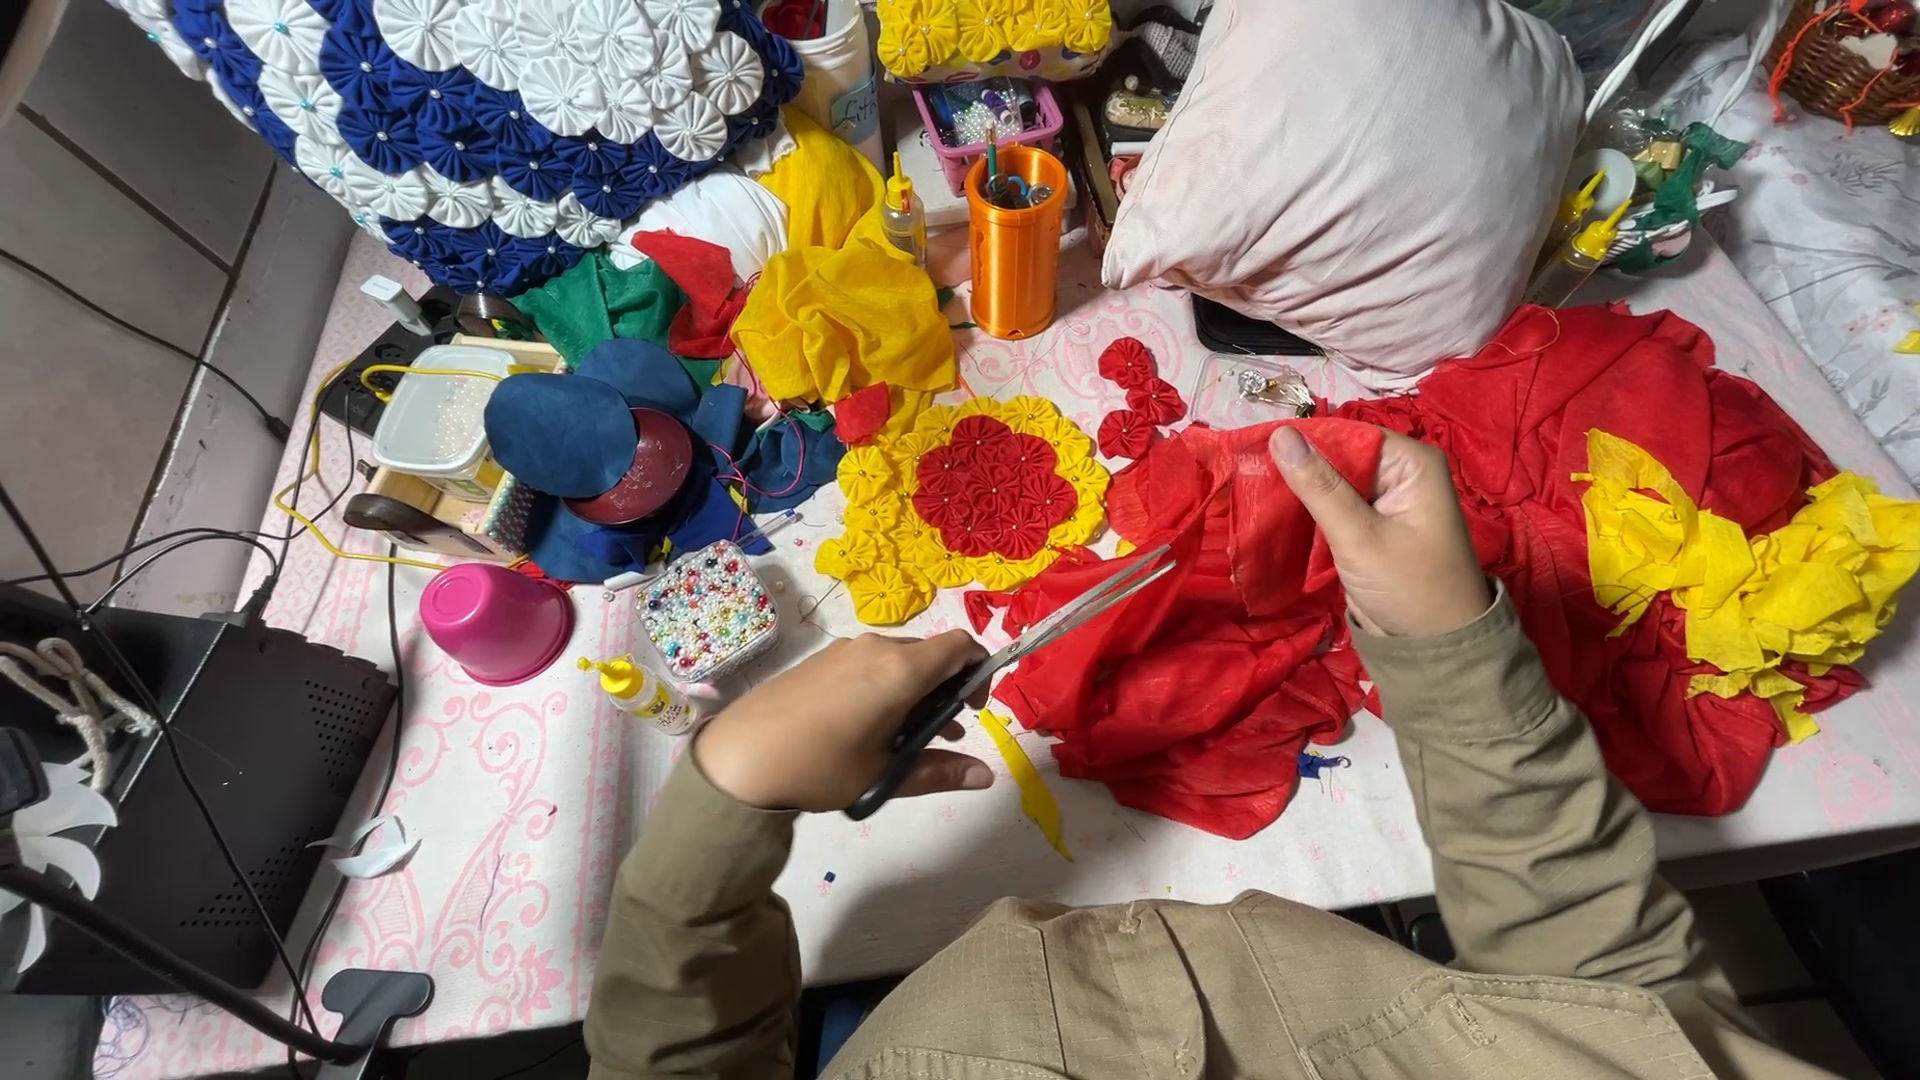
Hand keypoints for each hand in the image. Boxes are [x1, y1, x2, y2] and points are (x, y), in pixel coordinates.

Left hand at [695, 631, 996, 810]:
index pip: (961, 645)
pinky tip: (867, 724)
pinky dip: (886, 684)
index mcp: (901, 670)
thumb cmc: (820, 767)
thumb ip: (940, 772)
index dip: (979, 669)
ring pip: (900, 659)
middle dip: (946, 687)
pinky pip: (871, 661)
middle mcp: (877, 648)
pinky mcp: (823, 658)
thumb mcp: (883, 775)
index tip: (972, 707)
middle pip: (931, 653)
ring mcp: (847, 649)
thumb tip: (987, 776)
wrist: (739, 757)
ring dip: (916, 689)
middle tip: (941, 733)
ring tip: (907, 736)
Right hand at [1269, 425, 1490, 636]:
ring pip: (1326, 482)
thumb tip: (1280, 434)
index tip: (1253, 452)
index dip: (1301, 443)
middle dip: (1294, 470)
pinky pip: (1327, 506)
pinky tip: (1272, 517)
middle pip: (1333, 457)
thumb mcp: (1359, 536)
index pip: (1345, 435)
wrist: (1433, 648)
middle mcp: (1398, 473)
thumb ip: (1318, 486)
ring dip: (1293, 493)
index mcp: (1410, 463)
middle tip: (1246, 479)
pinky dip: (1303, 512)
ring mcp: (1381, 499)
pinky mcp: (1365, 523)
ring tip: (1251, 497)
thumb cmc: (1409, 587)